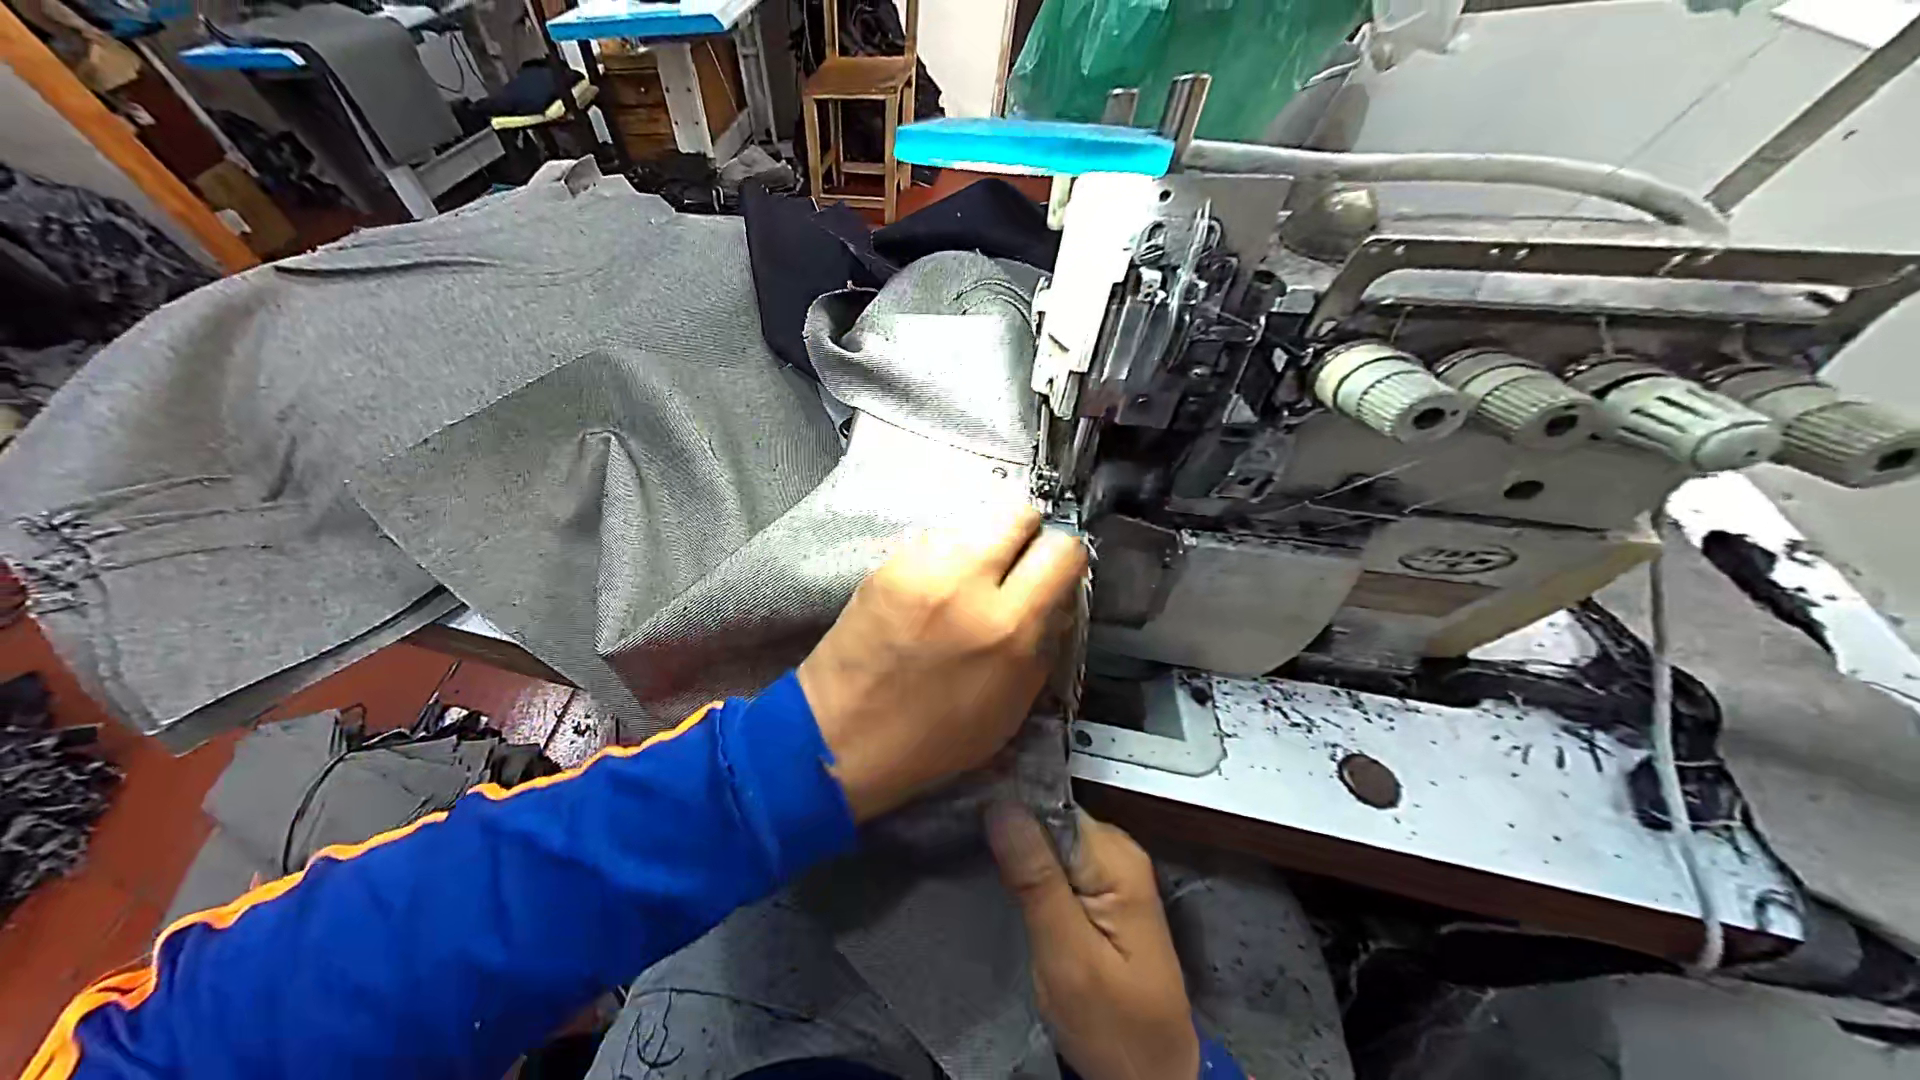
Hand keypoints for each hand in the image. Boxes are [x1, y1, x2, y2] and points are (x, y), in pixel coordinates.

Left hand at [796, 506, 1086, 821]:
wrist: (842, 736)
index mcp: (1009, 626)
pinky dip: (943, 558)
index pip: (1063, 549)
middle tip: (1014, 567)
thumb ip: (1044, 642)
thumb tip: (1056, 598)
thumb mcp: (1012, 706)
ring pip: (974, 522)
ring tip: (967, 583)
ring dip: (982, 546)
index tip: (1053, 573)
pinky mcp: (887, 565)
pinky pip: (933, 541)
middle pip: (1019, 513)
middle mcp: (968, 583)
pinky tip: (931, 591)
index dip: (1065, 558)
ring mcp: (921, 568)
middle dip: (1026, 535)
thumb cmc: (935, 738)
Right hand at [988, 804, 1199, 1079]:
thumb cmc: (1114, 1026)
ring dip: (1015, 849)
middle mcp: (1117, 851)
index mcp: (1115, 858)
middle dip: (1009, 828)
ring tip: (974, 853)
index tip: (964, 811)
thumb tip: (1001, 805)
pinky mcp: (1100, 891)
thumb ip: (1035, 880)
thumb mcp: (1067, 958)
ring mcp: (1111, 871)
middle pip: (1049, 819)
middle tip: (962, 840)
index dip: (1007, 806)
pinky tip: (1002, 873)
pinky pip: (1057, 862)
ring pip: (1049, 839)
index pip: (1050, 807)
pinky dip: (1028, 868)